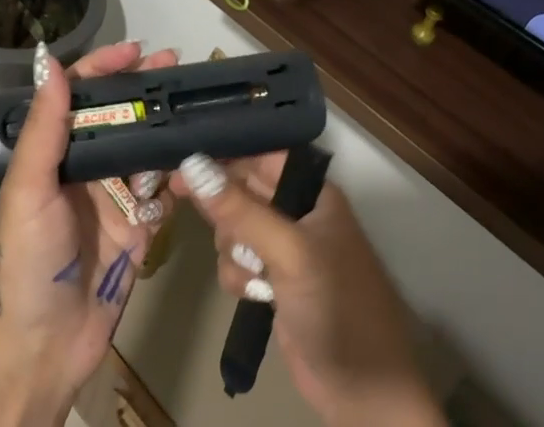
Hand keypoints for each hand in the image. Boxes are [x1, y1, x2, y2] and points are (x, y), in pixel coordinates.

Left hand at [0, 42, 177, 425]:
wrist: (39, 350)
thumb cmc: (24, 265)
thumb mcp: (27, 192)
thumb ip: (44, 129)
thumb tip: (49, 61)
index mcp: (49, 156)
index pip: (79, 99)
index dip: (105, 70)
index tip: (137, 50)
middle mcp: (82, 170)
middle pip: (118, 118)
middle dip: (145, 91)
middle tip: (177, 68)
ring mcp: (112, 199)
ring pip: (145, 150)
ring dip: (167, 129)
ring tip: (197, 108)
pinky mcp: (139, 229)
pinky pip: (164, 191)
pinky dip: (181, 174)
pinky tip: (199, 158)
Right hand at [173, 151, 443, 426]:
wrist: (363, 389)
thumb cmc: (337, 307)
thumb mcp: (289, 252)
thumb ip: (240, 209)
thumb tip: (192, 164)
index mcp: (314, 193)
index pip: (262, 155)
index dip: (223, 154)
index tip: (181, 159)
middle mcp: (299, 214)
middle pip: (242, 190)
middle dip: (221, 205)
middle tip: (180, 199)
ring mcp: (286, 251)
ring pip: (233, 229)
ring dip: (231, 249)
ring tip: (252, 273)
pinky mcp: (274, 283)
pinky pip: (237, 263)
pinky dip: (237, 276)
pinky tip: (253, 296)